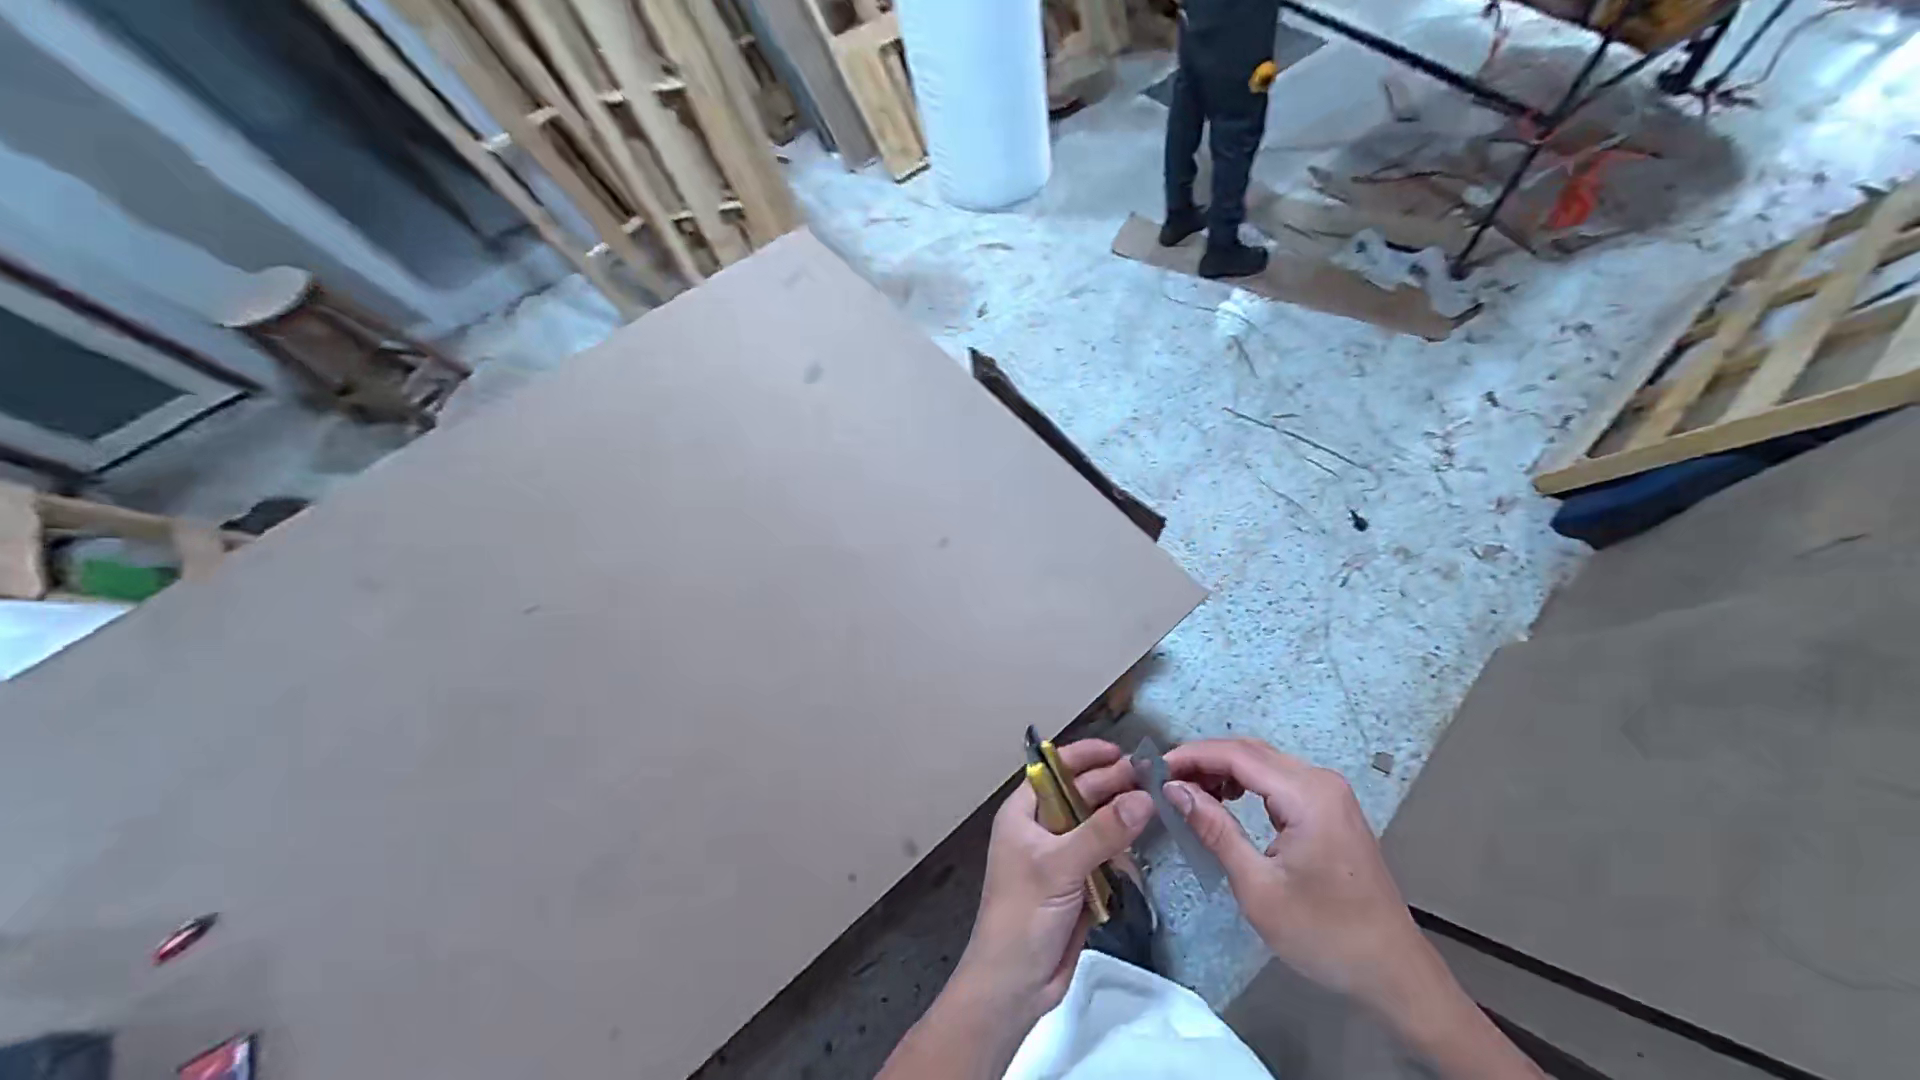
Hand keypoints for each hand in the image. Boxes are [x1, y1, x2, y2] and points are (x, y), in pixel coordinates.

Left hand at [879, 739, 1151, 1079]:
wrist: (1014, 984)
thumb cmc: (1023, 915)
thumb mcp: (1060, 865)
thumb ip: (1103, 831)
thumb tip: (1143, 798)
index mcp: (1023, 814)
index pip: (1054, 771)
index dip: (1084, 757)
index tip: (1120, 752)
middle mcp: (1041, 829)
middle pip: (1080, 797)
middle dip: (1111, 786)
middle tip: (1151, 778)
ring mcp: (1059, 858)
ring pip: (1095, 826)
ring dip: (1120, 817)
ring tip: (1155, 805)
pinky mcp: (1077, 885)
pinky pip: (1103, 857)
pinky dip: (1121, 851)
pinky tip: (1142, 842)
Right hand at [1162, 738, 1541, 1079]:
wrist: (1394, 973)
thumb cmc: (1325, 934)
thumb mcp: (1259, 887)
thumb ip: (1215, 829)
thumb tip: (1175, 789)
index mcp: (1308, 794)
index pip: (1236, 754)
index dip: (1191, 756)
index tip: (1153, 769)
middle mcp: (1321, 781)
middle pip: (1249, 751)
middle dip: (1203, 759)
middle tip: (1164, 780)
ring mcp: (1329, 793)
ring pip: (1262, 761)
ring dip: (1222, 769)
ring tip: (1188, 791)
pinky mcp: (1330, 808)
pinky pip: (1277, 779)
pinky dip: (1245, 781)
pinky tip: (1225, 798)